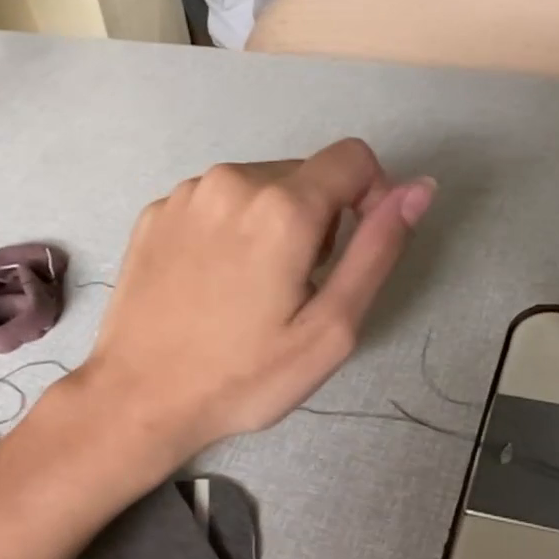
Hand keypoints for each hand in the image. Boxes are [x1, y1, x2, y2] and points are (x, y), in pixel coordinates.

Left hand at [77, 137, 434, 461]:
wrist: (139, 399)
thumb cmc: (245, 377)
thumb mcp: (331, 329)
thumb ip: (378, 251)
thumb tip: (419, 188)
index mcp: (282, 207)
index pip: (353, 158)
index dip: (373, 197)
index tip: (355, 251)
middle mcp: (232, 180)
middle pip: (306, 175)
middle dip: (320, 221)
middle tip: (300, 290)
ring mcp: (186, 194)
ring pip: (259, 187)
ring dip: (275, 225)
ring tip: (255, 291)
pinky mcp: (155, 212)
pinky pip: (216, 203)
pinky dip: (232, 231)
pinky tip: (216, 285)